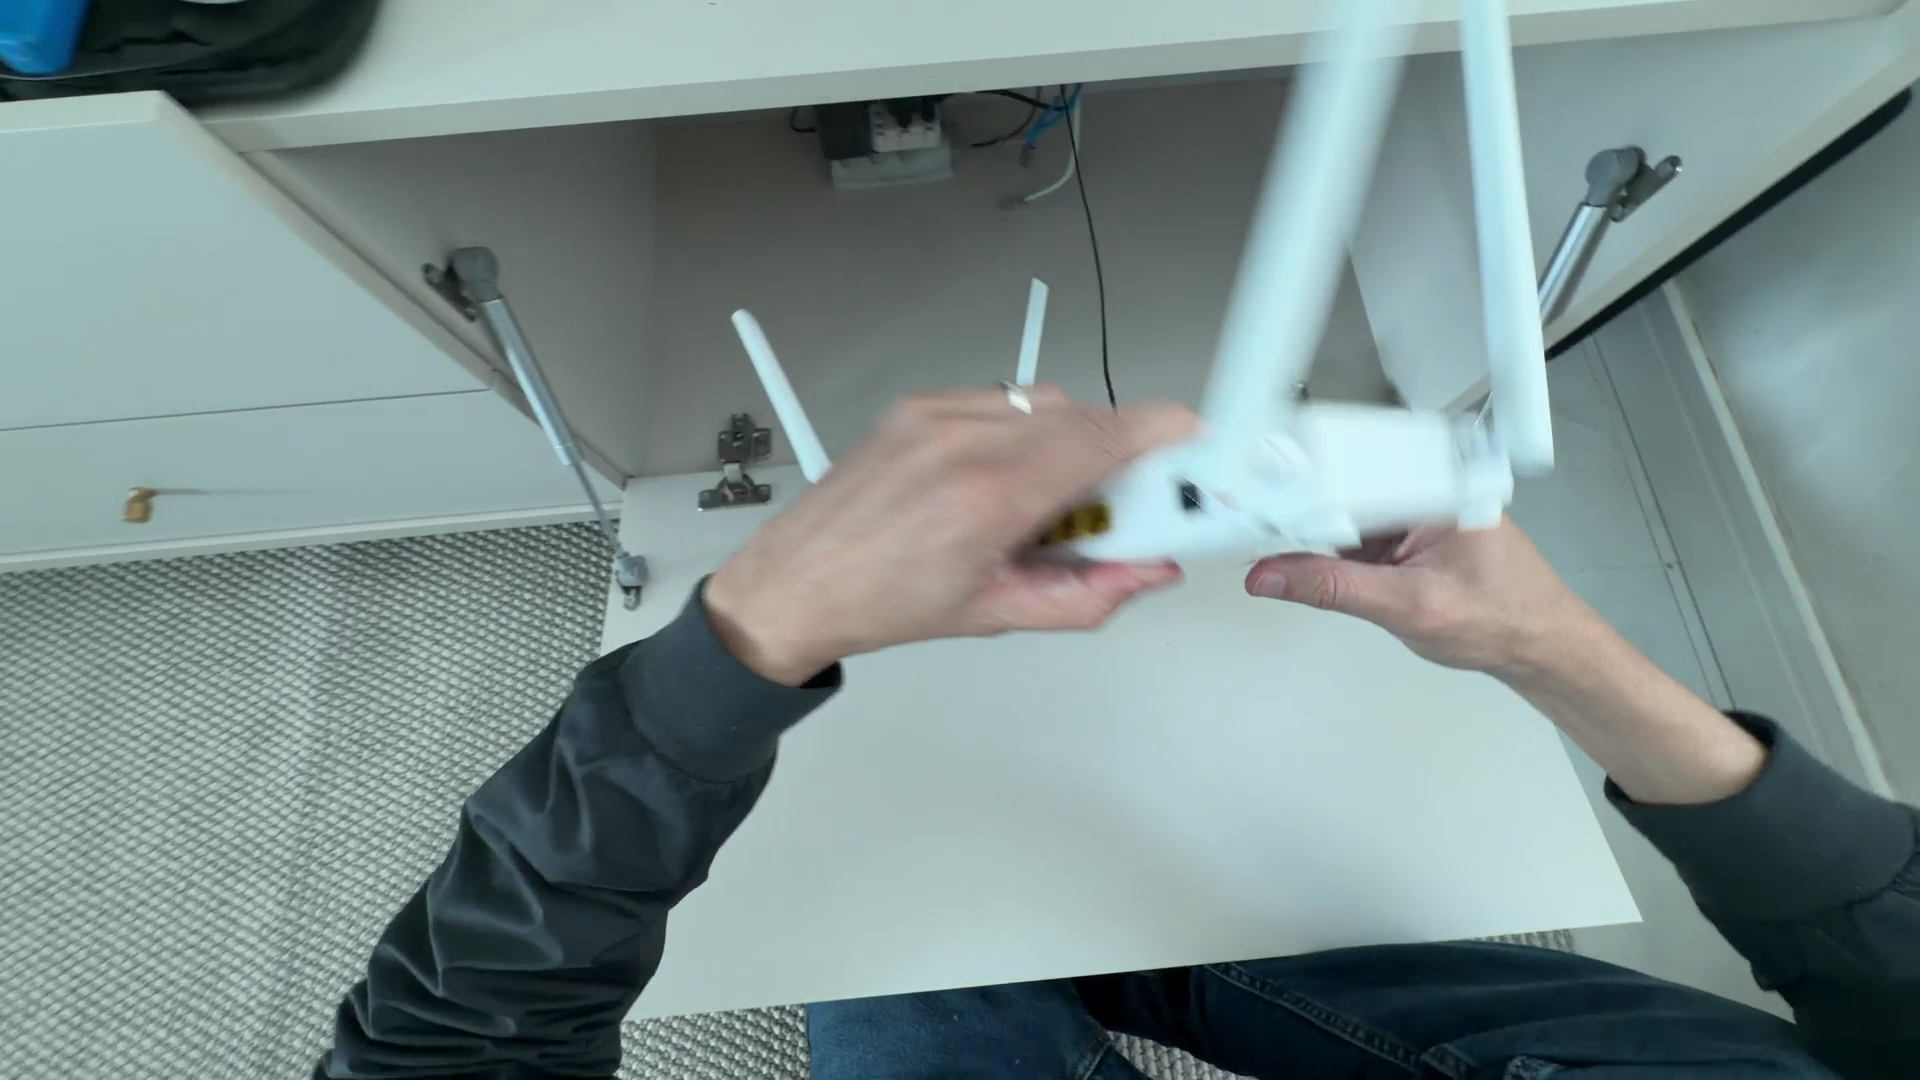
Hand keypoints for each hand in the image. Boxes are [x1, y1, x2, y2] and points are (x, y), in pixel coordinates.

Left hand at [705, 385, 1198, 683]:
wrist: (799, 582)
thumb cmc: (884, 604)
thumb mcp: (997, 614)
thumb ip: (1089, 595)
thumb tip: (1149, 570)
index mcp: (987, 498)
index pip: (1102, 438)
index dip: (1160, 434)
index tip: (1188, 443)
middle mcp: (962, 441)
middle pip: (1081, 415)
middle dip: (1115, 451)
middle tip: (1108, 502)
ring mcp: (935, 415)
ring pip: (1041, 402)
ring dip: (1066, 440)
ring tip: (1043, 496)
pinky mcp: (916, 405)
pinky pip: (999, 400)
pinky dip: (1021, 429)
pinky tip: (1000, 475)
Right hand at [1244, 520, 1599, 677]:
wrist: (1542, 650)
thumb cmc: (1505, 622)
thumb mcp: (1407, 607)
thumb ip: (1332, 588)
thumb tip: (1271, 577)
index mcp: (1438, 490)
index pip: (1352, 479)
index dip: (1301, 494)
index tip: (1260, 513)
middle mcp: (1427, 493)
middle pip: (1343, 494)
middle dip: (1306, 518)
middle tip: (1261, 531)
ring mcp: (1416, 515)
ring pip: (1345, 517)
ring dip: (1318, 540)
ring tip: (1291, 557)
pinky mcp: (1408, 536)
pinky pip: (1356, 536)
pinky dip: (1335, 554)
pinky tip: (1320, 568)